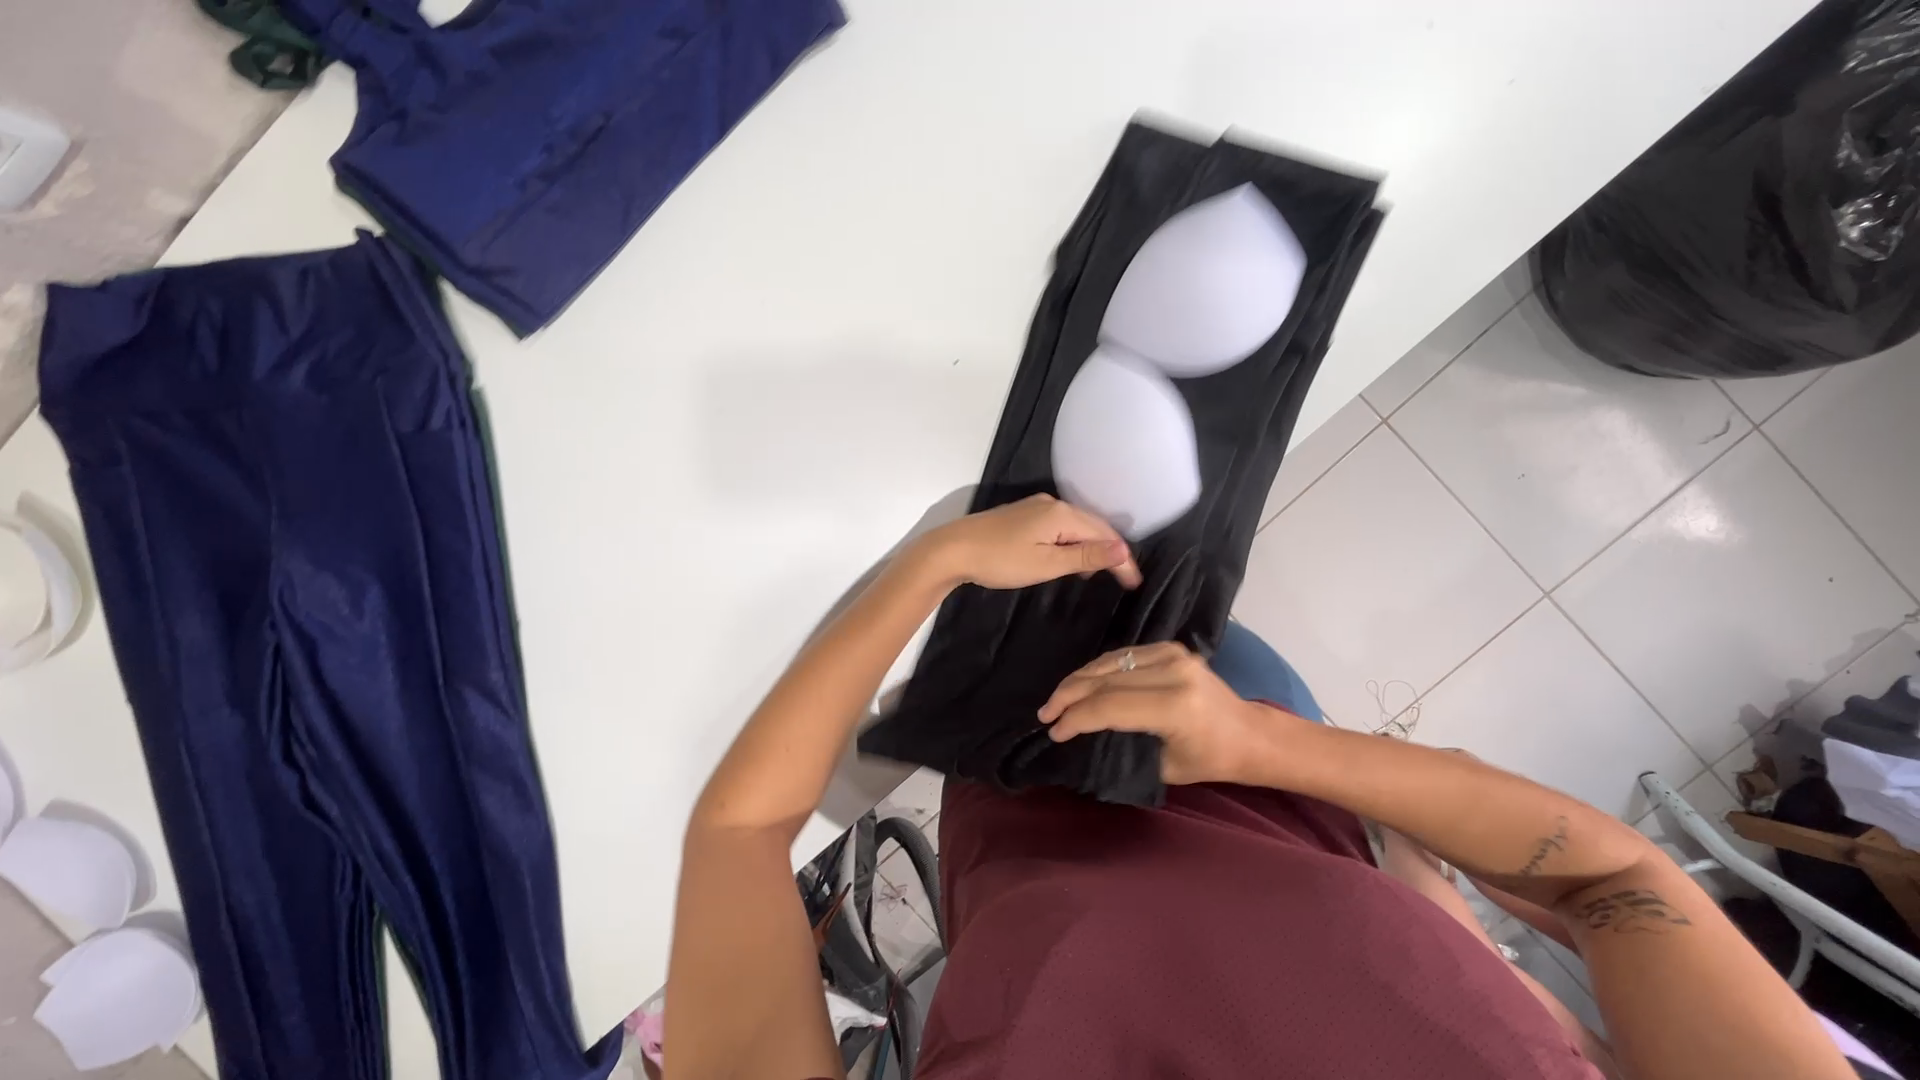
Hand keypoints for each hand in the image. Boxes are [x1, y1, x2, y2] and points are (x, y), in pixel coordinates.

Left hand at [920, 494, 1141, 589]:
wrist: (952, 550)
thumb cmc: (1001, 560)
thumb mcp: (1047, 564)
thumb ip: (1085, 556)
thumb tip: (1123, 550)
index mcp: (1063, 514)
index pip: (1105, 535)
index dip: (1122, 560)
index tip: (1135, 583)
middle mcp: (1053, 504)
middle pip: (1093, 526)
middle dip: (1109, 552)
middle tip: (1122, 580)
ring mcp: (1036, 508)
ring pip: (1075, 527)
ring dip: (1089, 548)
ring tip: (1094, 574)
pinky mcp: (1022, 516)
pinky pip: (1059, 527)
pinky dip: (1070, 544)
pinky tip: (1067, 560)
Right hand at [1036, 642, 1305, 784]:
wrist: (1250, 733)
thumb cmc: (1210, 759)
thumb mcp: (1163, 765)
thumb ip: (1123, 745)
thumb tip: (1081, 736)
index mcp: (1174, 706)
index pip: (1109, 706)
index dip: (1076, 719)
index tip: (1054, 733)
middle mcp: (1173, 672)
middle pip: (1105, 679)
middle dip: (1068, 696)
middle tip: (1045, 713)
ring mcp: (1173, 655)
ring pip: (1109, 662)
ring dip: (1078, 680)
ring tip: (1057, 699)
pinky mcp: (1172, 648)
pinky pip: (1124, 655)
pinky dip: (1099, 669)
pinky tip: (1082, 683)